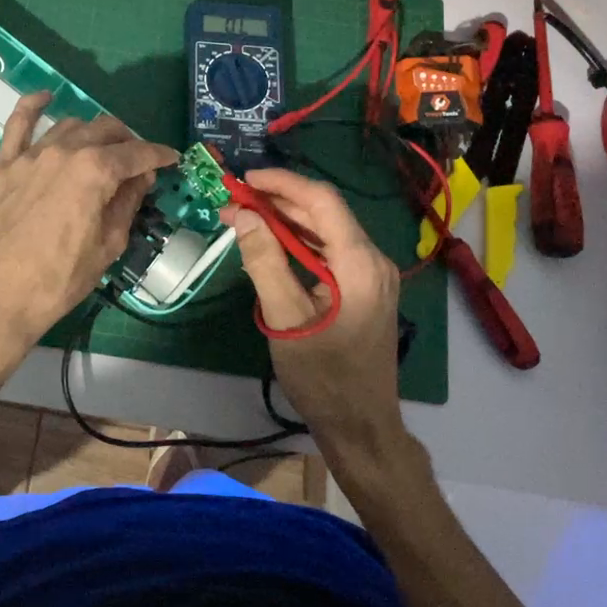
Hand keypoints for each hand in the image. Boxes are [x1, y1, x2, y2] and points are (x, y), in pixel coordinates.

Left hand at [0, 92, 177, 378]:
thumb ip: (126, 204)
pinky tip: (45, 97)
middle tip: (138, 162)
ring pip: (69, 126)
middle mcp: (64, 152)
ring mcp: (29, 156)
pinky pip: (18, 125)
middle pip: (105, 130)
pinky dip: (33, 106)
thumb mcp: (107, 246)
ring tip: (102, 149)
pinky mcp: (3, 167)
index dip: (159, 155)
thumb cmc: (58, 281)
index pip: (137, 153)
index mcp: (95, 171)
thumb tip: (139, 179)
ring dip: (92, 132)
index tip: (171, 159)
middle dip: (128, 141)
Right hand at [221, 169, 406, 449]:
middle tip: (233, 202)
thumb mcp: (285, 318)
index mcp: (360, 263)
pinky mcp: (364, 289)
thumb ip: (264, 262)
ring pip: (326, 231)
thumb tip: (243, 215)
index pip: (322, 201)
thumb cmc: (323, 377)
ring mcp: (372, 275)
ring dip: (286, 221)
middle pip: (324, 213)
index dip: (282, 183)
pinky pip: (330, 252)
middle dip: (277, 201)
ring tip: (243, 218)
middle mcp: (373, 260)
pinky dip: (299, 242)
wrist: (361, 426)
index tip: (243, 180)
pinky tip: (270, 244)